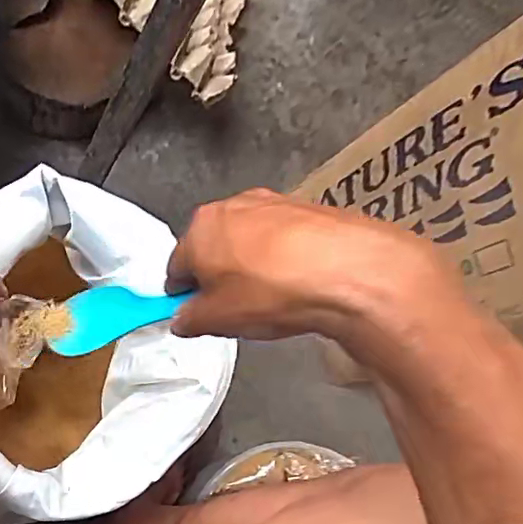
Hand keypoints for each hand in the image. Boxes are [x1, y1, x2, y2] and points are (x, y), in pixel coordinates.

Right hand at [167, 189, 472, 355]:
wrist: (347, 272)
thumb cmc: (272, 291)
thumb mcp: (216, 320)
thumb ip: (188, 320)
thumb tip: (184, 318)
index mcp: (199, 229)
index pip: (175, 268)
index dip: (182, 296)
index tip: (192, 314)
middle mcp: (231, 206)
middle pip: (210, 249)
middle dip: (215, 279)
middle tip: (229, 311)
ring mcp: (270, 203)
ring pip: (244, 243)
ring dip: (246, 270)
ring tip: (265, 301)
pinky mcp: (305, 209)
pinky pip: (277, 241)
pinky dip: (277, 262)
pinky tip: (290, 287)